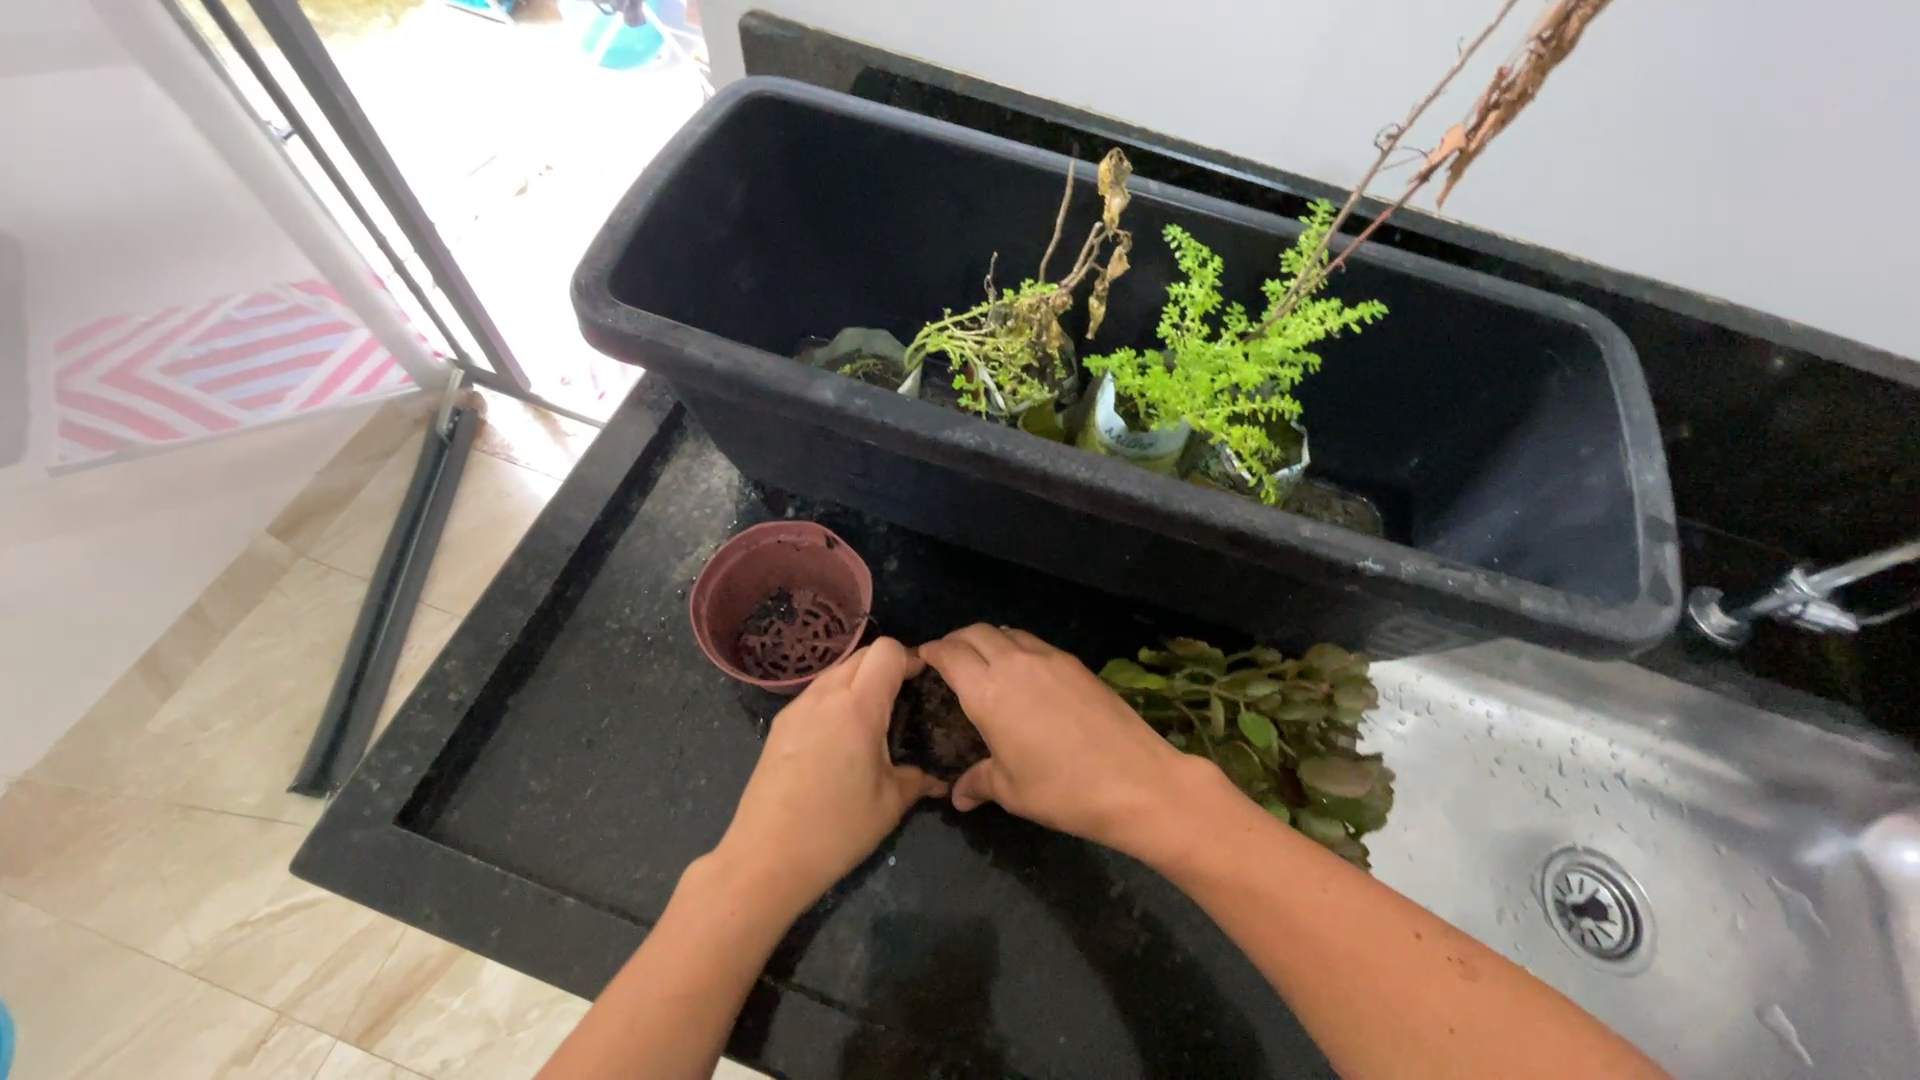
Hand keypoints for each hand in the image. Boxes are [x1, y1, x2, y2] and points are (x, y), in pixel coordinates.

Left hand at [711, 638, 946, 917]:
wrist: (766, 859)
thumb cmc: (836, 830)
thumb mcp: (889, 805)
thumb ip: (918, 780)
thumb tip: (939, 780)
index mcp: (857, 707)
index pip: (887, 651)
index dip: (911, 658)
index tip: (925, 681)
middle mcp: (824, 696)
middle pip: (862, 654)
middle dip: (888, 666)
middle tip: (906, 698)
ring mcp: (797, 708)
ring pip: (836, 671)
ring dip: (860, 680)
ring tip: (876, 717)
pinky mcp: (779, 725)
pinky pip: (816, 693)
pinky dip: (837, 698)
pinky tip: (844, 735)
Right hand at [919, 625, 1220, 857]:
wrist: (1137, 781)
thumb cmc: (1063, 790)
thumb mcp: (1012, 791)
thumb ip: (980, 783)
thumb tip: (958, 796)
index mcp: (987, 691)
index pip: (950, 653)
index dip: (932, 651)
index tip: (923, 658)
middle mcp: (1014, 664)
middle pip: (976, 633)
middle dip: (956, 640)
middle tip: (949, 659)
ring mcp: (1049, 659)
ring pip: (1008, 633)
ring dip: (989, 640)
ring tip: (985, 662)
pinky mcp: (1076, 664)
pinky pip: (1035, 644)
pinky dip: (1018, 648)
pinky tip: (1024, 674)